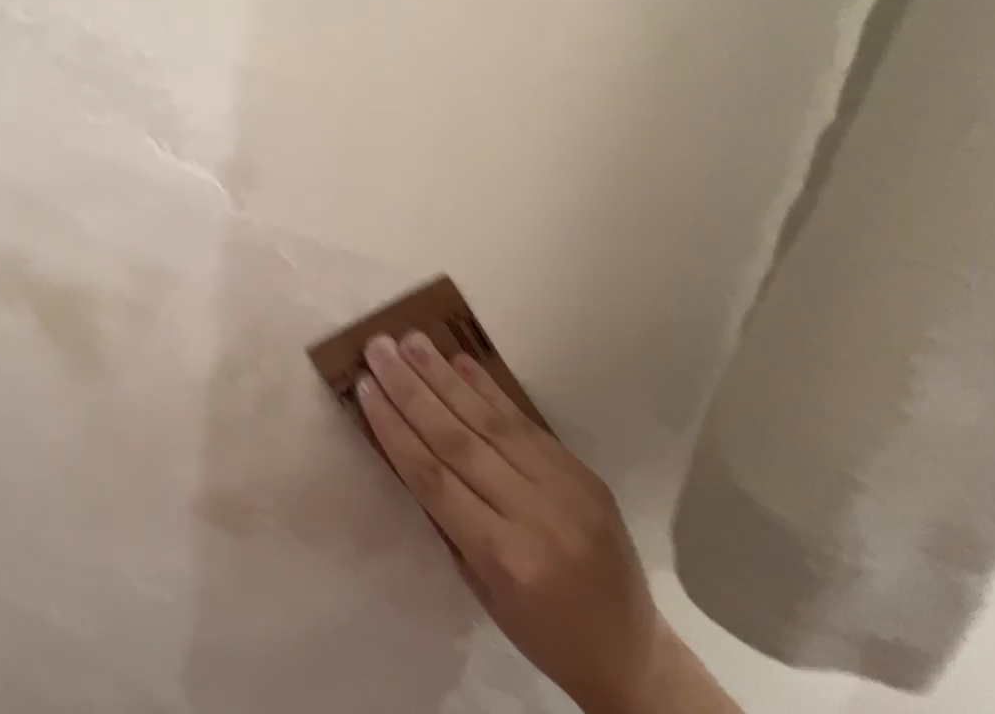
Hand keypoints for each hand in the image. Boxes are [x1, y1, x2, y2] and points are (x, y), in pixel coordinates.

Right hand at [355, 333, 665, 712]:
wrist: (629, 652)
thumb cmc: (538, 631)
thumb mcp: (477, 585)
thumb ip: (446, 518)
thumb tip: (407, 449)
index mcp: (504, 556)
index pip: (433, 478)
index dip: (394, 428)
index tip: (364, 387)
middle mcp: (536, 514)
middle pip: (459, 440)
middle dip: (411, 390)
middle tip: (379, 348)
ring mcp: (567, 489)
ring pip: (492, 422)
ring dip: (445, 378)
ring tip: (412, 341)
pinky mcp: (585, 474)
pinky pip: (528, 425)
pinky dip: (490, 391)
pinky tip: (461, 363)